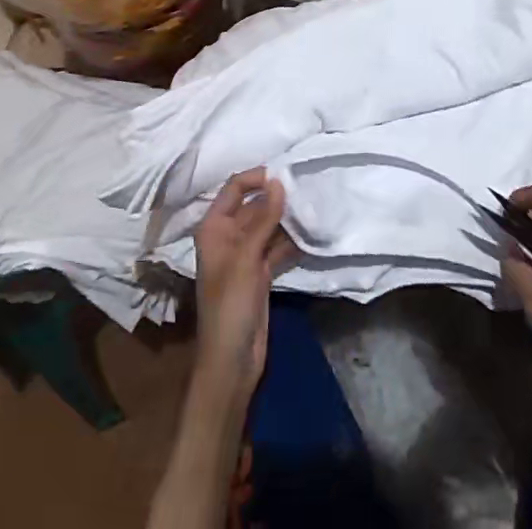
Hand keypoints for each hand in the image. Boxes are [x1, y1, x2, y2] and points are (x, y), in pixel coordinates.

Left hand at [192, 168, 297, 407]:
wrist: (232, 359)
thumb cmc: (230, 305)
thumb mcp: (246, 258)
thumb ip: (264, 219)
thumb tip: (279, 181)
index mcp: (214, 228)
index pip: (235, 189)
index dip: (258, 178)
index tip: (287, 172)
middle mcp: (229, 236)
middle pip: (255, 206)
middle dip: (279, 198)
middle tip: (311, 187)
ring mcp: (246, 255)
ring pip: (270, 227)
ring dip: (289, 219)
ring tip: (317, 206)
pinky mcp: (261, 273)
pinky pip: (279, 247)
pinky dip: (293, 241)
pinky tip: (314, 233)